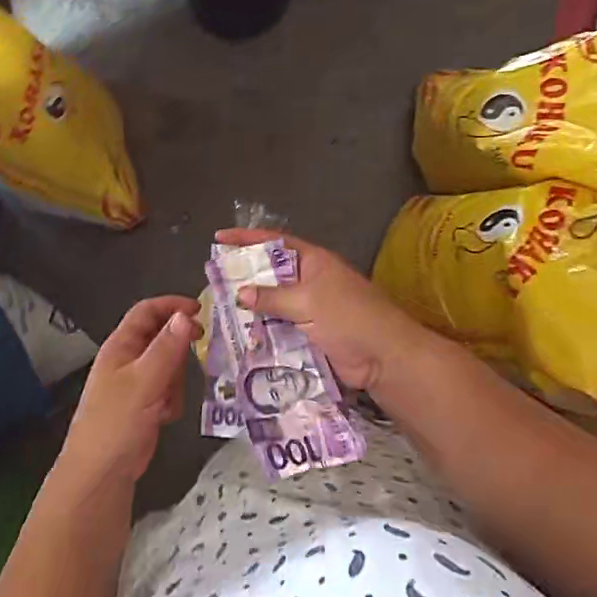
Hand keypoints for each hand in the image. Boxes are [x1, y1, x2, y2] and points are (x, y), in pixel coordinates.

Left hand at [55, 295, 201, 490]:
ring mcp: (137, 384)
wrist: (101, 475)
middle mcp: (128, 360)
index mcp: (120, 346)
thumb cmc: (116, 422)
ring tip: (168, 399)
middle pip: (162, 337)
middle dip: (178, 348)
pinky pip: (169, 390)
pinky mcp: (146, 405)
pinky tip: (165, 416)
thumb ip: (167, 348)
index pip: (147, 311)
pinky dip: (172, 400)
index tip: (201, 310)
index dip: (172, 305)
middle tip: (197, 353)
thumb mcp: (144, 381)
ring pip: (169, 365)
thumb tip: (186, 315)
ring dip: (176, 378)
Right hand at [215, 229, 423, 392]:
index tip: (219, 239)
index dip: (247, 239)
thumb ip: (272, 297)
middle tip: (213, 281)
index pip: (275, 242)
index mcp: (313, 262)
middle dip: (245, 277)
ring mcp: (311, 309)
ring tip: (219, 312)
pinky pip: (280, 329)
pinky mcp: (310, 335)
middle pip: (271, 274)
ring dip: (251, 309)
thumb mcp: (308, 301)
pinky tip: (240, 338)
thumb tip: (241, 292)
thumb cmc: (349, 317)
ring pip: (273, 304)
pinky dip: (263, 332)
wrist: (383, 357)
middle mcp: (310, 281)